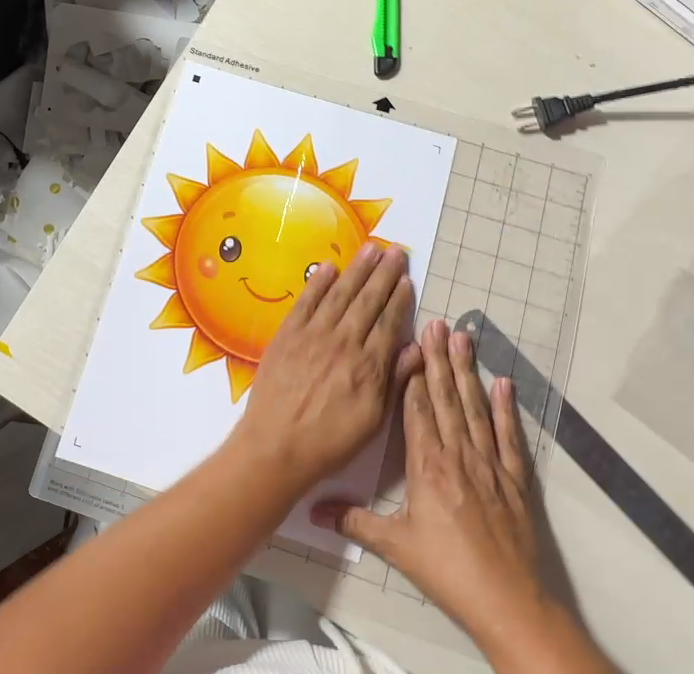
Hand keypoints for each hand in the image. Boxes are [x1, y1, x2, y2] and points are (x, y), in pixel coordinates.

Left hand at [227, 242, 421, 494]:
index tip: (407, 279)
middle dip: (383, 274)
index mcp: (368, 365)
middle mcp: (343, 342)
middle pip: (368, 301)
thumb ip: (394, 380)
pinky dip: (318, 282)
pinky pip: (306, 301)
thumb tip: (416, 349)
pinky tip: (329, 267)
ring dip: (357, 270)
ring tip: (371, 248)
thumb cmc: (330, 441)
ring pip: (340, 294)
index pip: (389, 322)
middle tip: (396, 250)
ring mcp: (313, 335)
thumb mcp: (374, 420)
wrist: (277, 446)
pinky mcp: (287, 335)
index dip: (399, 299)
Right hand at [313, 321, 609, 671]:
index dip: (414, 373)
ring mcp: (490, 466)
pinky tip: (503, 383)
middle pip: (448, 398)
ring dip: (469, 372)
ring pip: (476, 408)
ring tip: (465, 338)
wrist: (509, 602)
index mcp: (428, 467)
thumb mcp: (396, 547)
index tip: (412, 340)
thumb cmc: (448, 572)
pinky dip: (507, 409)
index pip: (418, 408)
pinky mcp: (515, 481)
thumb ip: (355, 522)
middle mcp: (459, 456)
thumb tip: (313, 510)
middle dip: (440, 359)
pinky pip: (509, 436)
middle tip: (438, 323)